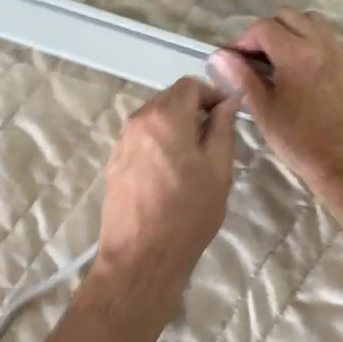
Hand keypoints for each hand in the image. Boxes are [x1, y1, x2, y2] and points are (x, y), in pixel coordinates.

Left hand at [96, 77, 239, 295]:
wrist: (141, 256)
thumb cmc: (187, 212)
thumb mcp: (218, 170)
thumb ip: (223, 129)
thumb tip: (227, 104)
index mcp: (164, 116)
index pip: (190, 85)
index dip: (212, 95)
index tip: (228, 116)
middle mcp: (138, 120)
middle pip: (170, 100)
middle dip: (194, 111)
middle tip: (216, 140)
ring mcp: (122, 141)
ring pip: (155, 120)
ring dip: (176, 129)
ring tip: (195, 161)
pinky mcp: (114, 162)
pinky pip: (142, 140)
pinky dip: (160, 144)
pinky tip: (171, 175)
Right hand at [208, 9, 342, 192]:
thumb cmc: (300, 140)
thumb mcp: (264, 111)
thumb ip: (242, 77)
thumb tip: (219, 56)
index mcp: (296, 54)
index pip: (264, 27)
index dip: (244, 39)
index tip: (236, 58)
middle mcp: (321, 45)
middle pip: (289, 16)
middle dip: (268, 30)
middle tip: (257, 57)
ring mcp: (341, 53)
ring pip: (313, 22)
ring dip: (293, 31)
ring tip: (282, 59)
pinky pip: (329, 40)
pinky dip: (312, 44)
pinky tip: (304, 71)